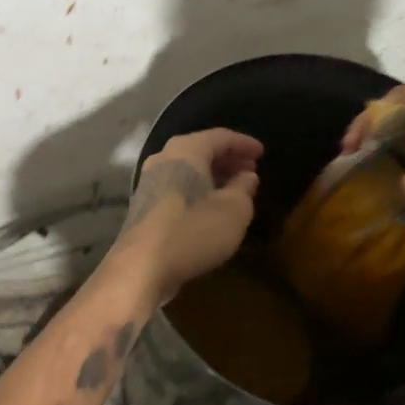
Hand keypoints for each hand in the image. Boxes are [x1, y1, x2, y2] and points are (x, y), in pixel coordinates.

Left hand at [108, 128, 262, 302]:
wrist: (141, 268)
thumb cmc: (193, 231)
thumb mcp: (234, 210)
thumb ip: (244, 188)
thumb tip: (247, 176)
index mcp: (186, 151)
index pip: (220, 137)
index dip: (244, 143)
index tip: (263, 153)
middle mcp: (164, 158)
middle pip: (201, 150)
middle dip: (228, 159)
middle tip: (251, 169)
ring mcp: (149, 182)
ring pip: (188, 169)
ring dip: (213, 176)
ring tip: (235, 189)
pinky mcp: (144, 206)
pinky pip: (178, 186)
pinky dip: (198, 189)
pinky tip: (211, 207)